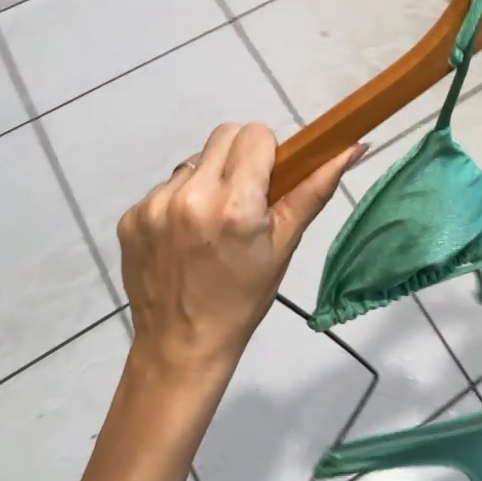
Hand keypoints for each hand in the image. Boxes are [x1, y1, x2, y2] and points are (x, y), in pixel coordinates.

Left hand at [116, 123, 362, 381]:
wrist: (180, 346)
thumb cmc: (243, 298)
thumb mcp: (285, 245)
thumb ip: (315, 189)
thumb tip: (352, 146)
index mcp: (235, 204)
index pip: (255, 134)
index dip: (267, 153)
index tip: (267, 181)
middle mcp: (190, 196)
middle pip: (224, 135)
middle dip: (239, 158)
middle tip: (243, 198)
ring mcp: (153, 206)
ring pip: (194, 160)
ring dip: (207, 180)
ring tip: (209, 225)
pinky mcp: (129, 217)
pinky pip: (165, 186)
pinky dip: (178, 202)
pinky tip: (183, 237)